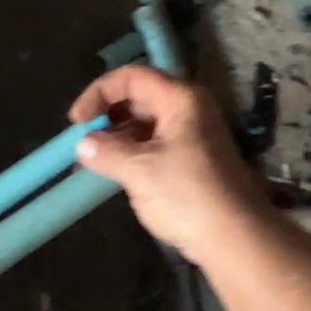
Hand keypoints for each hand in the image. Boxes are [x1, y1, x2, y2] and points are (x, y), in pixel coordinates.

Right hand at [68, 65, 269, 261]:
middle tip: (80, 142)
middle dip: (107, 115)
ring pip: (145, 121)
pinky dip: (131, 152)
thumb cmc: (188, 194)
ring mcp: (191, 131)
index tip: (76, 122)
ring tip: (87, 162)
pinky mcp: (191, 155)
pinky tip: (111, 172)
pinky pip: (154, 142)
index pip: (133, 76)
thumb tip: (83, 143)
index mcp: (180, 97)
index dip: (100, 92)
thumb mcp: (141, 171)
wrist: (234, 234)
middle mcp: (188, 106)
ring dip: (116, 136)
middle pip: (140, 96)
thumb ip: (108, 152)